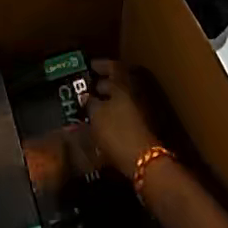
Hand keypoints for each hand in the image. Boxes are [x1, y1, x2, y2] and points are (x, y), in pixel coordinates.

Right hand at [80, 60, 160, 174]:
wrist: (143, 162)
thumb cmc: (117, 131)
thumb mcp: (96, 115)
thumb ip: (89, 103)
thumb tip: (85, 97)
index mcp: (123, 85)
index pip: (112, 67)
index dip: (100, 65)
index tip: (88, 65)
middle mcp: (132, 95)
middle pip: (115, 85)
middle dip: (99, 85)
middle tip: (83, 89)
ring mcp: (136, 113)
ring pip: (117, 103)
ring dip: (103, 104)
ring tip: (86, 109)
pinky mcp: (136, 131)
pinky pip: (119, 118)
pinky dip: (108, 119)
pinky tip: (96, 127)